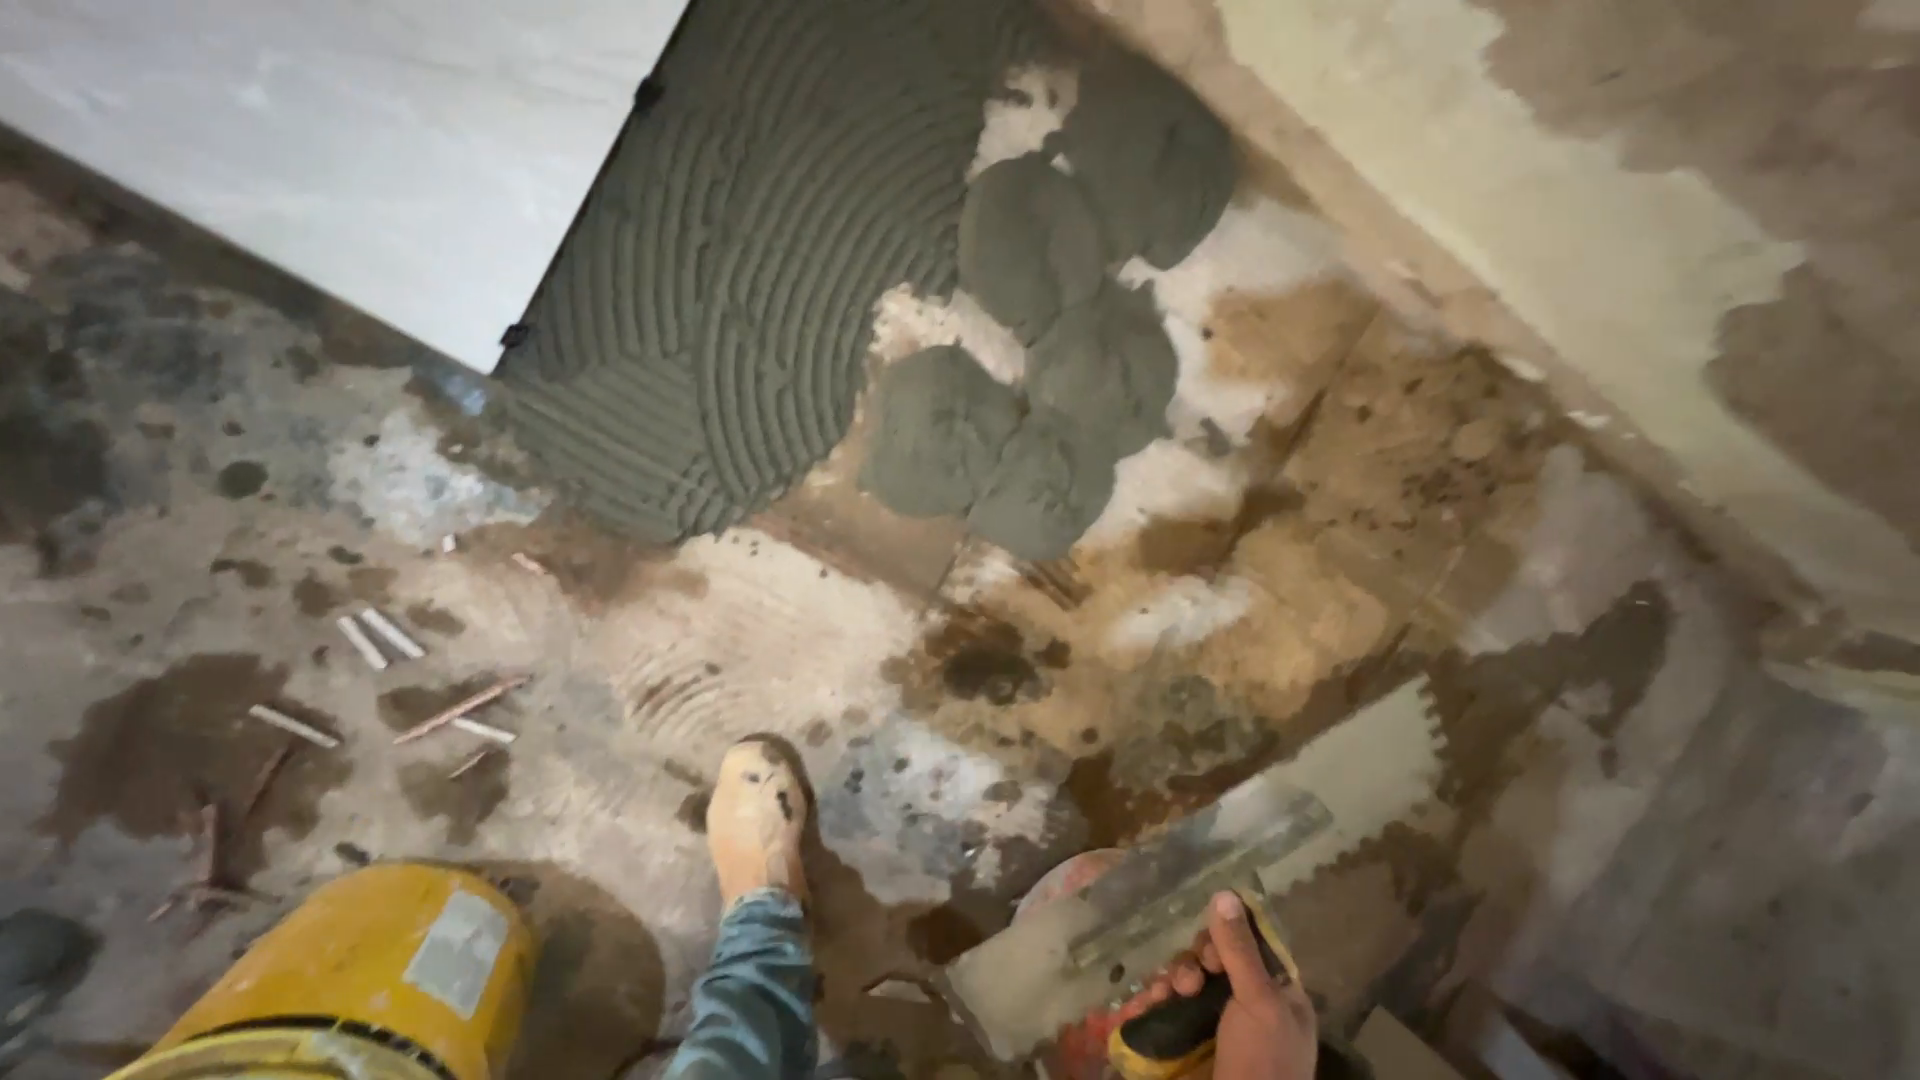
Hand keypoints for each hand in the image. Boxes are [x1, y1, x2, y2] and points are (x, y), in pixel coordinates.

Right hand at [1115, 892, 1317, 1079]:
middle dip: (1191, 964)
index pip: (1248, 945)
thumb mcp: (1258, 1002)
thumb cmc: (1264, 1065)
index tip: (1211, 952)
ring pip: (1184, 980)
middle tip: (1187, 983)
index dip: (1225, 939)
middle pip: (1211, 960)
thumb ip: (1238, 949)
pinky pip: (1166, 1007)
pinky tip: (1144, 1004)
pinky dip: (1153, 1001)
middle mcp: (1247, 1005)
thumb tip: (1224, 892)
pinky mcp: (1187, 1042)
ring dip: (1168, 981)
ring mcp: (1215, 1025)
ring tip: (1162, 997)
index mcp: (1278, 995)